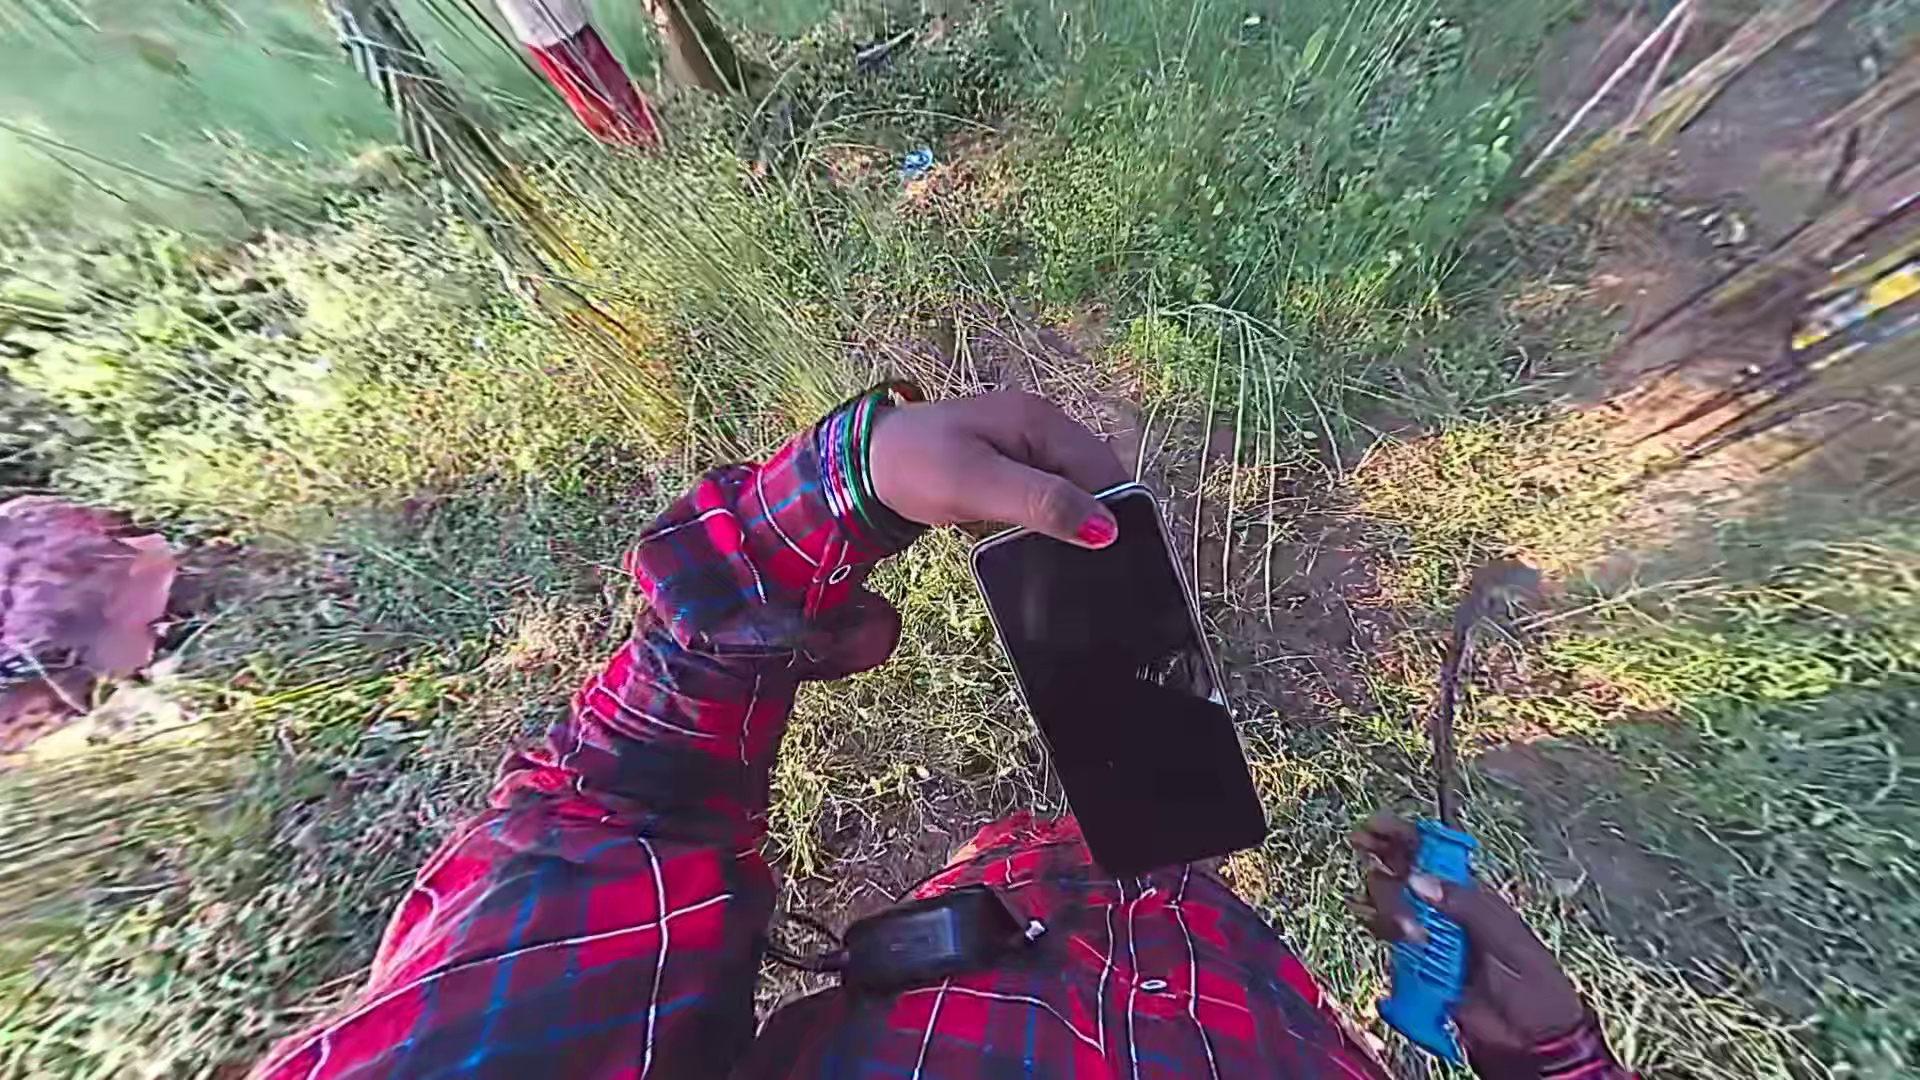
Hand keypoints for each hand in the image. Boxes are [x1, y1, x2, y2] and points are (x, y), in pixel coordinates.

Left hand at [869, 392, 1128, 547]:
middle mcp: (1039, 427)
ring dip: (1076, 517)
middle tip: (1094, 563)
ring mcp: (1023, 445)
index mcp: (1039, 421)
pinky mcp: (1008, 465)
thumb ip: (1042, 503)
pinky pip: (1046, 491)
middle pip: (1091, 474)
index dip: (1113, 508)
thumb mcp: (979, 485)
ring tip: (1076, 558)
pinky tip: (1048, 541)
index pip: (1101, 467)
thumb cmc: (918, 468)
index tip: (1113, 555)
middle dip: (1098, 514)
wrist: (865, 465)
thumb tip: (1107, 529)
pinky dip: (1052, 515)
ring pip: (1071, 485)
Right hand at [1350, 813, 1586, 1051]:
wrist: (1530, 1044)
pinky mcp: (1404, 949)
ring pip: (1382, 891)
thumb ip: (1465, 905)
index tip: (1373, 825)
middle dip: (1378, 854)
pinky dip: (1376, 923)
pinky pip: (1376, 923)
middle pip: (1393, 861)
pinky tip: (1393, 936)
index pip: (1425, 847)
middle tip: (1362, 847)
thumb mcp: (1509, 940)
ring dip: (1390, 906)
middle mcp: (1434, 899)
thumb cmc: (1532, 985)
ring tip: (1416, 936)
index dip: (1398, 831)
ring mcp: (1417, 922)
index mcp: (1463, 888)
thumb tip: (1414, 880)